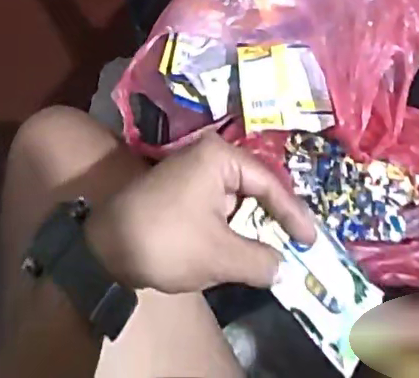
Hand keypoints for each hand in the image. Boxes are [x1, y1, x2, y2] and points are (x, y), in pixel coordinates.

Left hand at [85, 134, 316, 293]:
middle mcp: (208, 154)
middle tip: (300, 238)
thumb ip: (259, 260)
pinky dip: (235, 221)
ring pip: (237, 194)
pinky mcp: (182, 187)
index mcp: (219, 157)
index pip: (268, 182)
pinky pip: (219, 201)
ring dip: (254, 219)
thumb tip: (282, 265)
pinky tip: (246, 242)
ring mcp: (193, 169)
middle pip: (254, 183)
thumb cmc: (167, 240)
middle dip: (276, 212)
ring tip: (279, 242)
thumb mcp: (220, 256)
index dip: (292, 213)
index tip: (311, 239)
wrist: (107, 246)